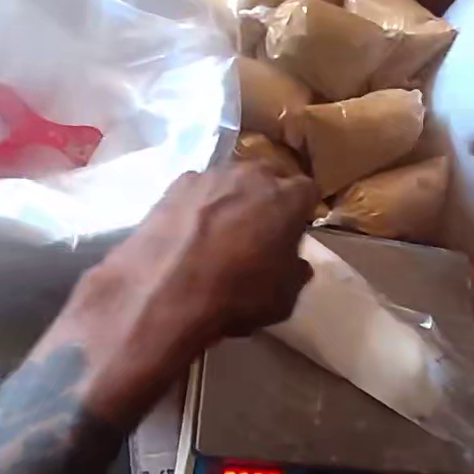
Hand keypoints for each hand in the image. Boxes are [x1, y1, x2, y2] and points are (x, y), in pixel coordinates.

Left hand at [43, 160, 317, 423]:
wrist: (165, 291)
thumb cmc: (236, 295)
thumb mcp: (283, 298)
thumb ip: (296, 273)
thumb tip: (297, 264)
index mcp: (287, 197)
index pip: (308, 191)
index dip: (302, 211)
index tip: (294, 230)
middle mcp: (252, 174)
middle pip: (269, 176)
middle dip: (268, 196)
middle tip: (259, 228)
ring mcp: (211, 174)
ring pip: (231, 179)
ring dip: (232, 197)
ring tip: (220, 229)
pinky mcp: (176, 183)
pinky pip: (198, 189)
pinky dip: (199, 204)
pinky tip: (189, 230)